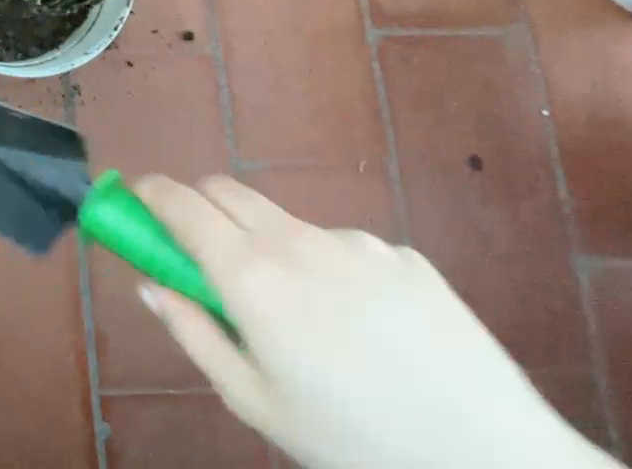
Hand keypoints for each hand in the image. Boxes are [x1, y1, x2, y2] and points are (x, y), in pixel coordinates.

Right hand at [136, 175, 620, 468]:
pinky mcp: (404, 256)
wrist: (496, 460)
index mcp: (249, 275)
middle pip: (224, 190)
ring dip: (266, 242)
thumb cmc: (353, 438)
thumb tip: (150, 284)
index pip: (179, 203)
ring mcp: (355, 243)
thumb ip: (191, 333)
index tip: (136, 201)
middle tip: (200, 252)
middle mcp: (295, 241)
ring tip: (302, 312)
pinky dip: (328, 267)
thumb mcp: (252, 400)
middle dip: (198, 206)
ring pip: (284, 221)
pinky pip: (343, 246)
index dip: (148, 193)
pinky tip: (363, 324)